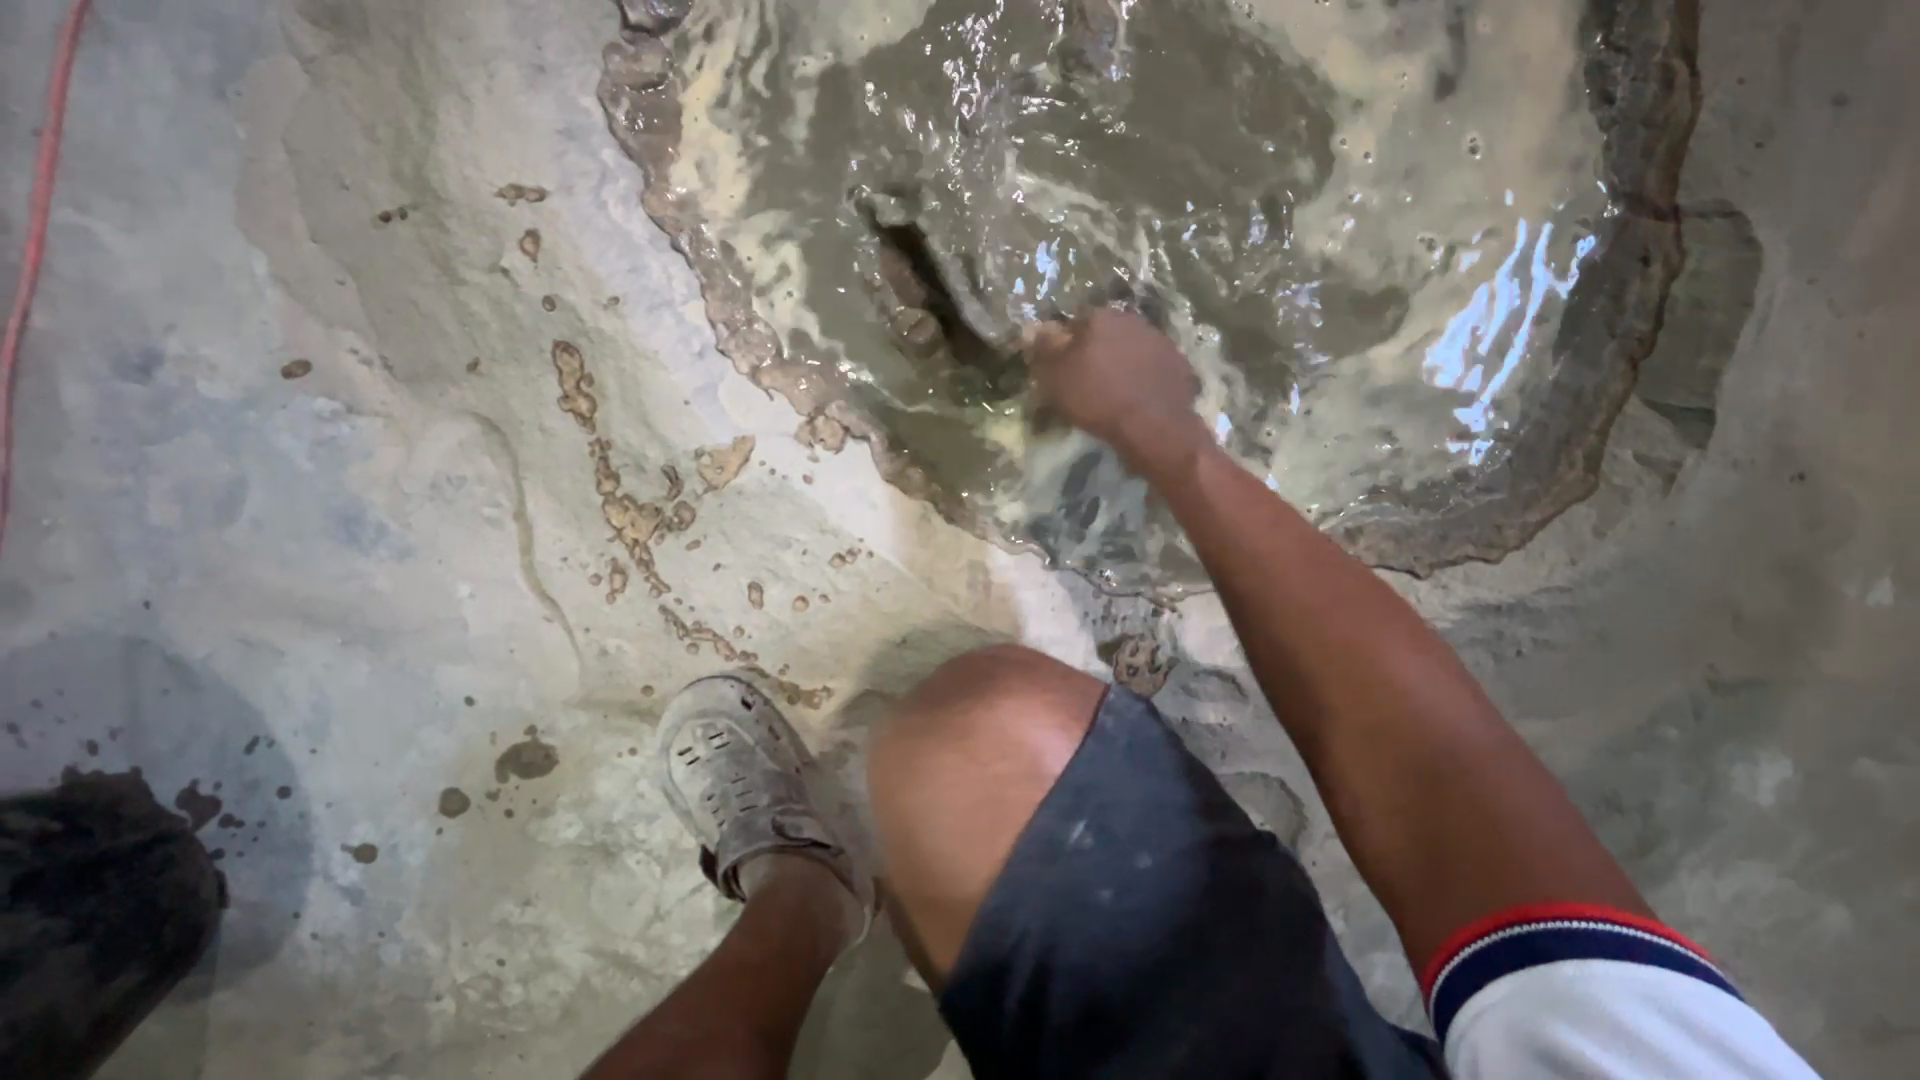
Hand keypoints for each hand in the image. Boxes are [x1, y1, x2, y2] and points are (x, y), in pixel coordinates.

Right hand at [1023, 308, 1208, 472]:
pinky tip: (1139, 399)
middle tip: (1088, 382)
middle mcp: (1131, 319)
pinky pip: (1153, 367)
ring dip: (1122, 363)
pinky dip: (1144, 378)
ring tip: (1115, 393)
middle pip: (1105, 332)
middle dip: (1096, 351)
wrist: (1153, 425)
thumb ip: (1043, 348)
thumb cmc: (1096, 399)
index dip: (1065, 346)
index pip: (1074, 322)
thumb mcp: (1055, 376)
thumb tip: (1032, 327)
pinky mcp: (1179, 363)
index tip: (1063, 369)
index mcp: (1099, 317)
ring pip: (1131, 347)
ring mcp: (1159, 340)